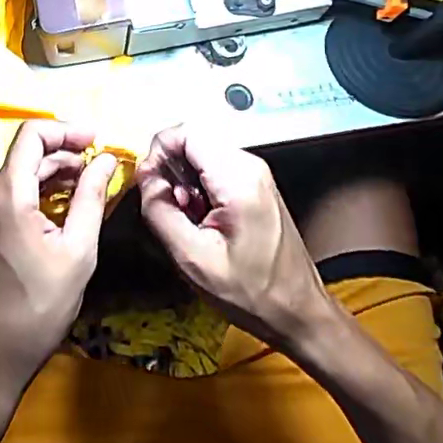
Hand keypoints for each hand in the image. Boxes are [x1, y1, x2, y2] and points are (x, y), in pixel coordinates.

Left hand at [0, 120, 118, 394]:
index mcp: (7, 194)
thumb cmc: (38, 307)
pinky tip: (62, 205)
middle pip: (27, 153)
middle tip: (99, 167)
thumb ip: (92, 196)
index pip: (33, 134)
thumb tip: (106, 159)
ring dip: (53, 172)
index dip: (67, 130)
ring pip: (19, 172)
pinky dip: (38, 190)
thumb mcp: (78, 250)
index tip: (96, 140)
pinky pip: (10, 193)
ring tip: (87, 186)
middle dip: (66, 153)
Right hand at [136, 126, 331, 346]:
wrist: (297, 310)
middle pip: (193, 139)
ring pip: (201, 152)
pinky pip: (215, 167)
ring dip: (183, 179)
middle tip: (167, 207)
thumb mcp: (193, 260)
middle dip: (170, 168)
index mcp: (238, 179)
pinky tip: (202, 218)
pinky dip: (198, 186)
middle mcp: (249, 165)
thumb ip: (160, 212)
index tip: (148, 182)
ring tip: (187, 218)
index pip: (186, 132)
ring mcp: (255, 171)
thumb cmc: (253, 294)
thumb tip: (145, 179)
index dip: (158, 152)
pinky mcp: (254, 181)